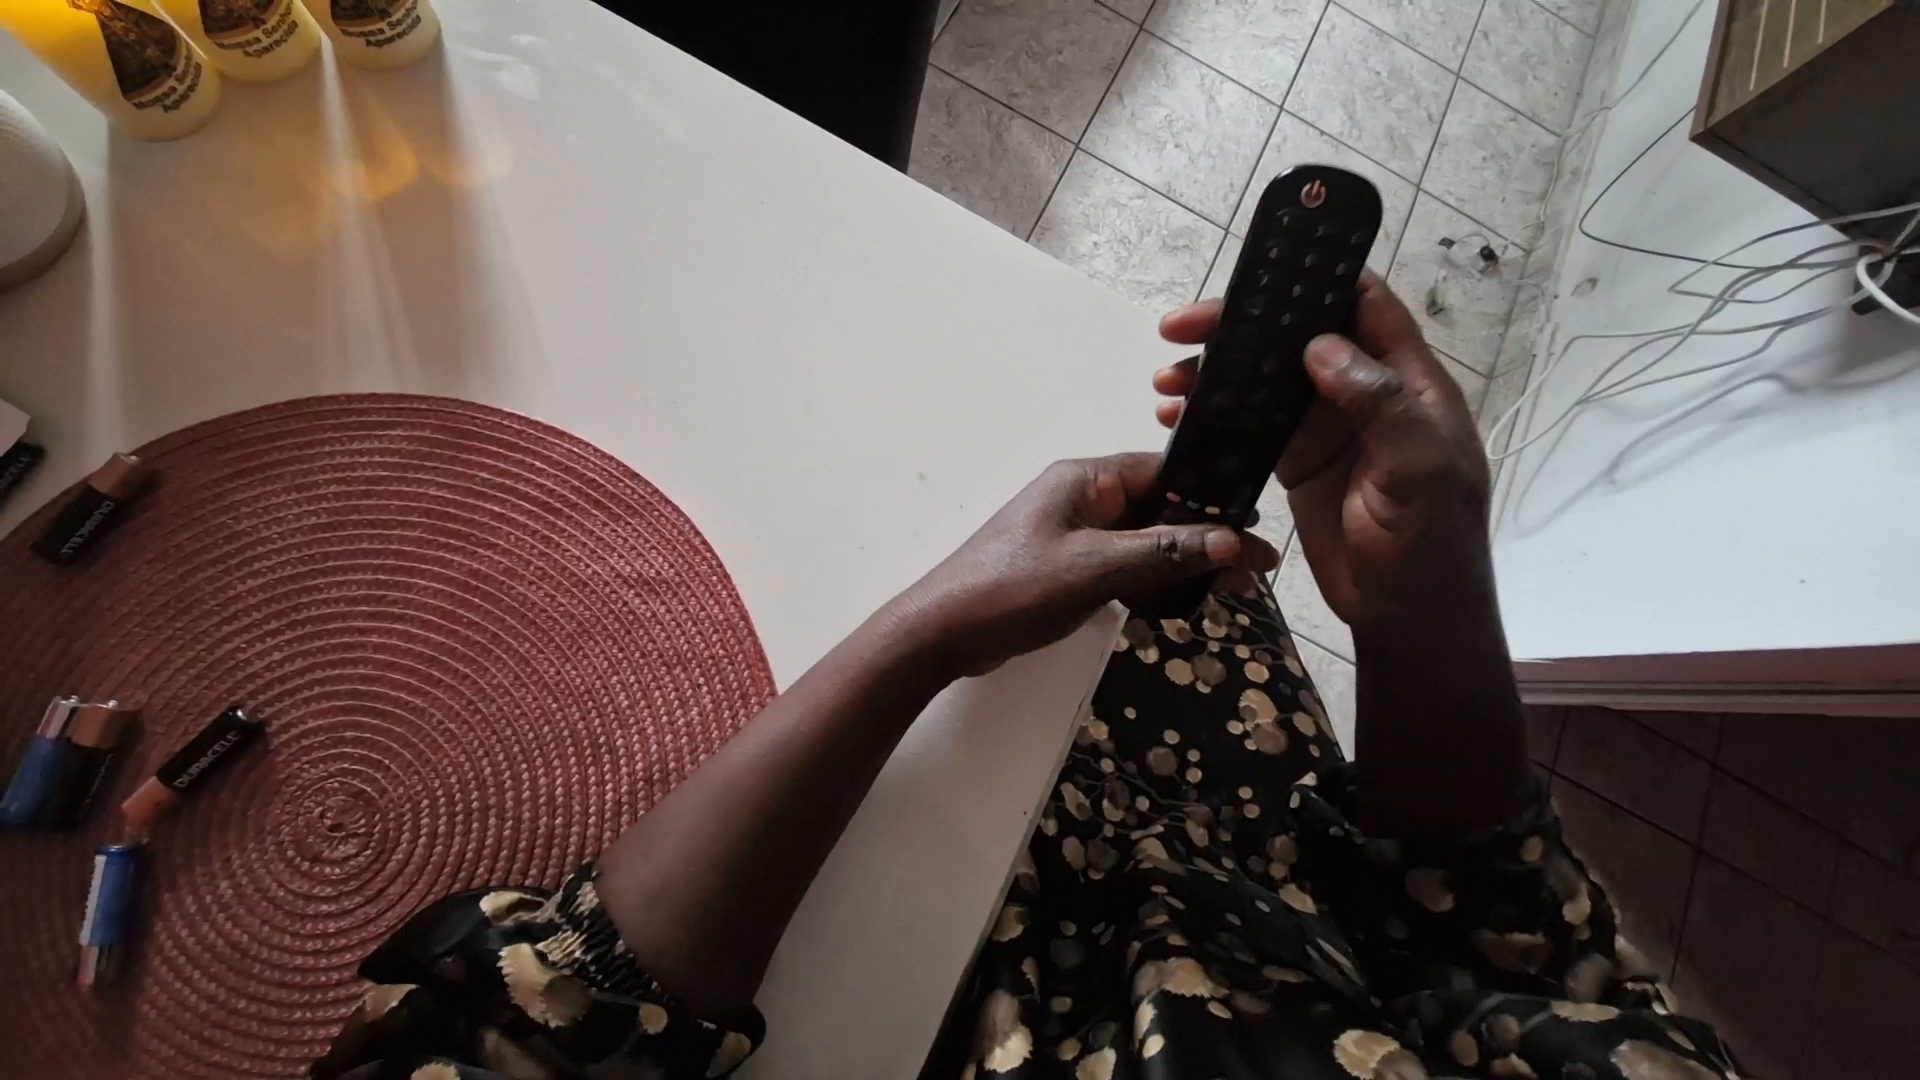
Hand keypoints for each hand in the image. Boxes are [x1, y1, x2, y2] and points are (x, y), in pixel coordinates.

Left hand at [893, 454, 1279, 678]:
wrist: (944, 632)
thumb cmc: (1014, 588)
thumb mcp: (1094, 567)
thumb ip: (1163, 552)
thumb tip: (1232, 539)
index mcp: (1085, 480)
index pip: (1163, 471)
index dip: (1210, 494)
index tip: (1254, 523)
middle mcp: (1083, 499)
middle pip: (1158, 509)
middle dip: (1205, 537)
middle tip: (1254, 571)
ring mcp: (1074, 536)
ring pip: (1143, 542)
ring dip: (1183, 564)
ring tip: (1233, 591)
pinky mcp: (1068, 569)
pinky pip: (1122, 567)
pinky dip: (1152, 582)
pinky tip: (1185, 602)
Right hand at [1152, 273, 1492, 631]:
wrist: (1406, 614)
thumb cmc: (1429, 544)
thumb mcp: (1420, 471)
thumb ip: (1378, 402)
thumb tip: (1318, 345)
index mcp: (1406, 383)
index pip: (1363, 308)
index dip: (1314, 280)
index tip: (1255, 276)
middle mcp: (1360, 394)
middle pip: (1296, 339)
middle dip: (1238, 328)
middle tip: (1177, 329)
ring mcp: (1322, 430)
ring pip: (1263, 382)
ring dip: (1215, 376)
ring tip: (1165, 383)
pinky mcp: (1292, 464)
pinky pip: (1247, 428)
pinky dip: (1212, 419)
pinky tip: (1177, 422)